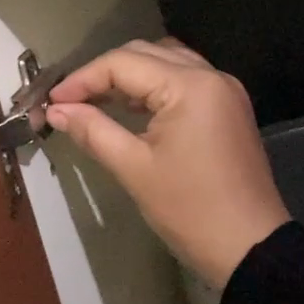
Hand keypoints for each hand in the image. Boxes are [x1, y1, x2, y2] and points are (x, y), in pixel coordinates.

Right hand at [45, 40, 288, 288]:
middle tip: (69, 101)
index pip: (123, 63)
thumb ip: (92, 130)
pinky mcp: (229, 108)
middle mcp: (211, 76)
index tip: (52, 102)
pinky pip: (185, 79)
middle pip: (145, 53)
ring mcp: (224, 90)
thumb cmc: (191, 210)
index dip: (82, 79)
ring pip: (166, 61)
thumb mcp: (134, 169)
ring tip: (96, 101)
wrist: (251, 250)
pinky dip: (154, 86)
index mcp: (190, 86)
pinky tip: (131, 108)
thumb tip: (56, 110)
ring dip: (130, 75)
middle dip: (103, 72)